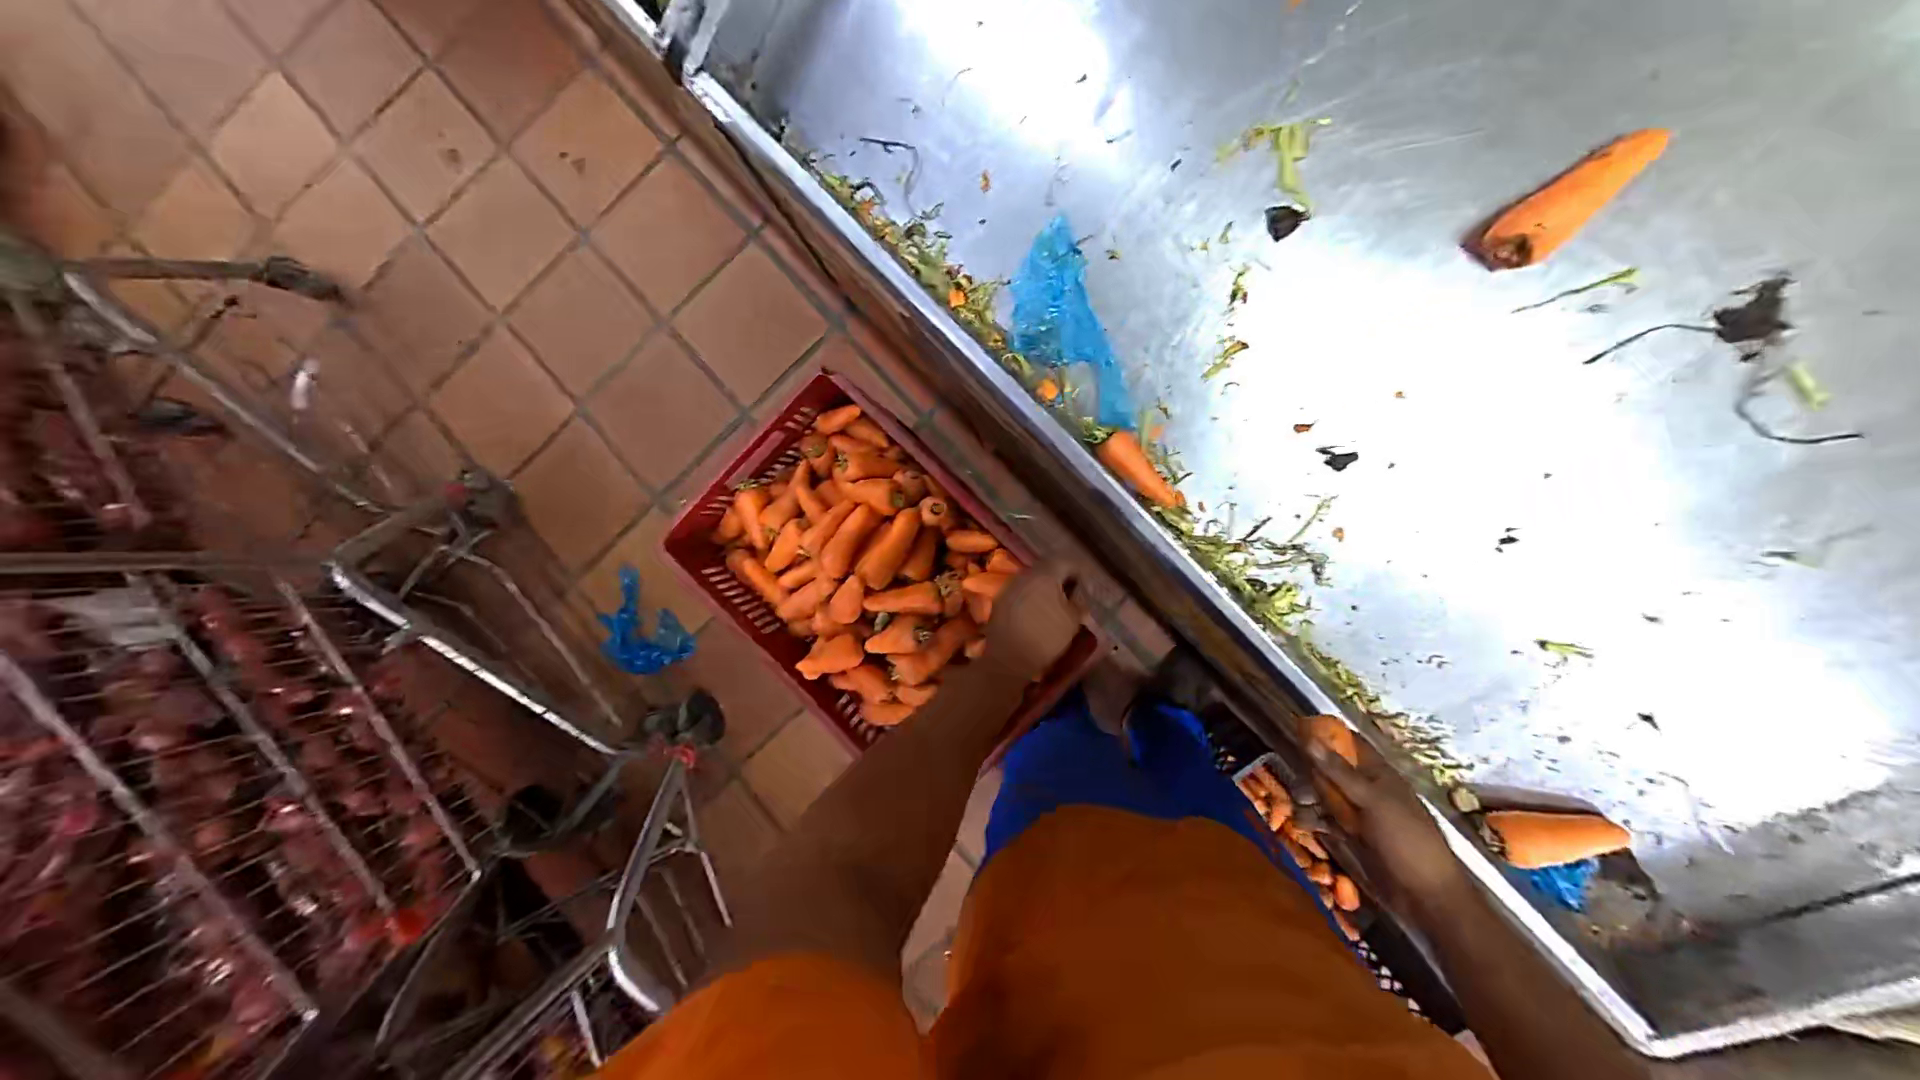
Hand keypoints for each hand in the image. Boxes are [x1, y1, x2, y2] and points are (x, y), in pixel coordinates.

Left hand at [980, 567, 1084, 681]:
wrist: (1008, 659)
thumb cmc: (1046, 637)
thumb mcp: (1073, 620)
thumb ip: (1079, 603)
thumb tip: (1078, 597)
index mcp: (1044, 574)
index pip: (1066, 562)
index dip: (1080, 573)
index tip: (1087, 588)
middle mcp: (1025, 575)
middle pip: (1048, 569)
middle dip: (1062, 580)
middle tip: (1073, 597)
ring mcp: (1009, 588)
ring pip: (1033, 581)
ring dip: (1046, 590)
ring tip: (1056, 607)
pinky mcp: (1000, 602)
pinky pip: (1021, 594)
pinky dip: (1032, 600)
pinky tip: (1038, 615)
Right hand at [1307, 736, 1467, 910]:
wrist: (1427, 896)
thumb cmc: (1406, 840)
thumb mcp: (1372, 801)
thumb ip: (1338, 772)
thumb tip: (1308, 739)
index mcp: (1380, 775)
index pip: (1351, 744)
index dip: (1327, 734)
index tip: (1297, 727)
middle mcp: (1369, 790)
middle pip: (1334, 769)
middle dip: (1311, 768)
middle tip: (1289, 768)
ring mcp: (1362, 814)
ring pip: (1328, 796)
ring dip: (1310, 797)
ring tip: (1296, 803)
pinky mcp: (1355, 836)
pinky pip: (1328, 821)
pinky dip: (1313, 820)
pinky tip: (1301, 824)